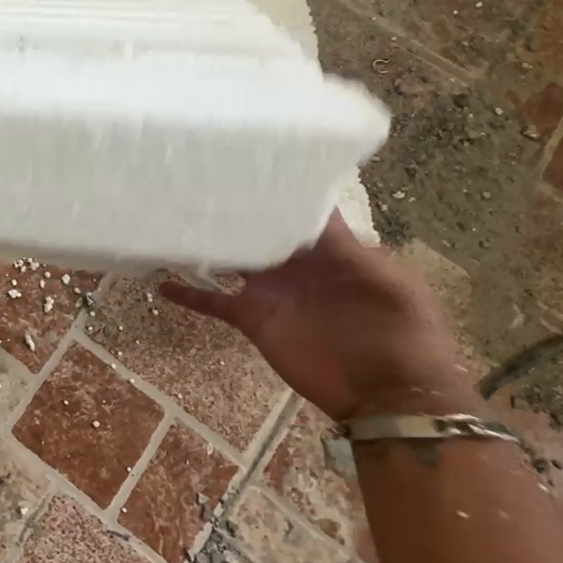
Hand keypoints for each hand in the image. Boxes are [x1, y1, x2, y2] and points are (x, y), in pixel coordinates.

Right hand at [158, 214, 481, 421]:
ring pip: (228, 259)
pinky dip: (186, 295)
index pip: (299, 211)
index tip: (245, 165)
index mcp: (331, 250)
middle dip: (231, 210)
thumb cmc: (401, 338)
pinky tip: (160, 284)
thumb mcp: (388, 286)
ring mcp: (269, 291)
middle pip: (257, 230)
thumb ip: (349, 248)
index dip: (277, 190)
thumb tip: (310, 209)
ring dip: (203, 245)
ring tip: (168, 221)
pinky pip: (212, 303)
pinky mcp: (252, 319)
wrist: (388, 397)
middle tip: (193, 184)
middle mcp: (294, 264)